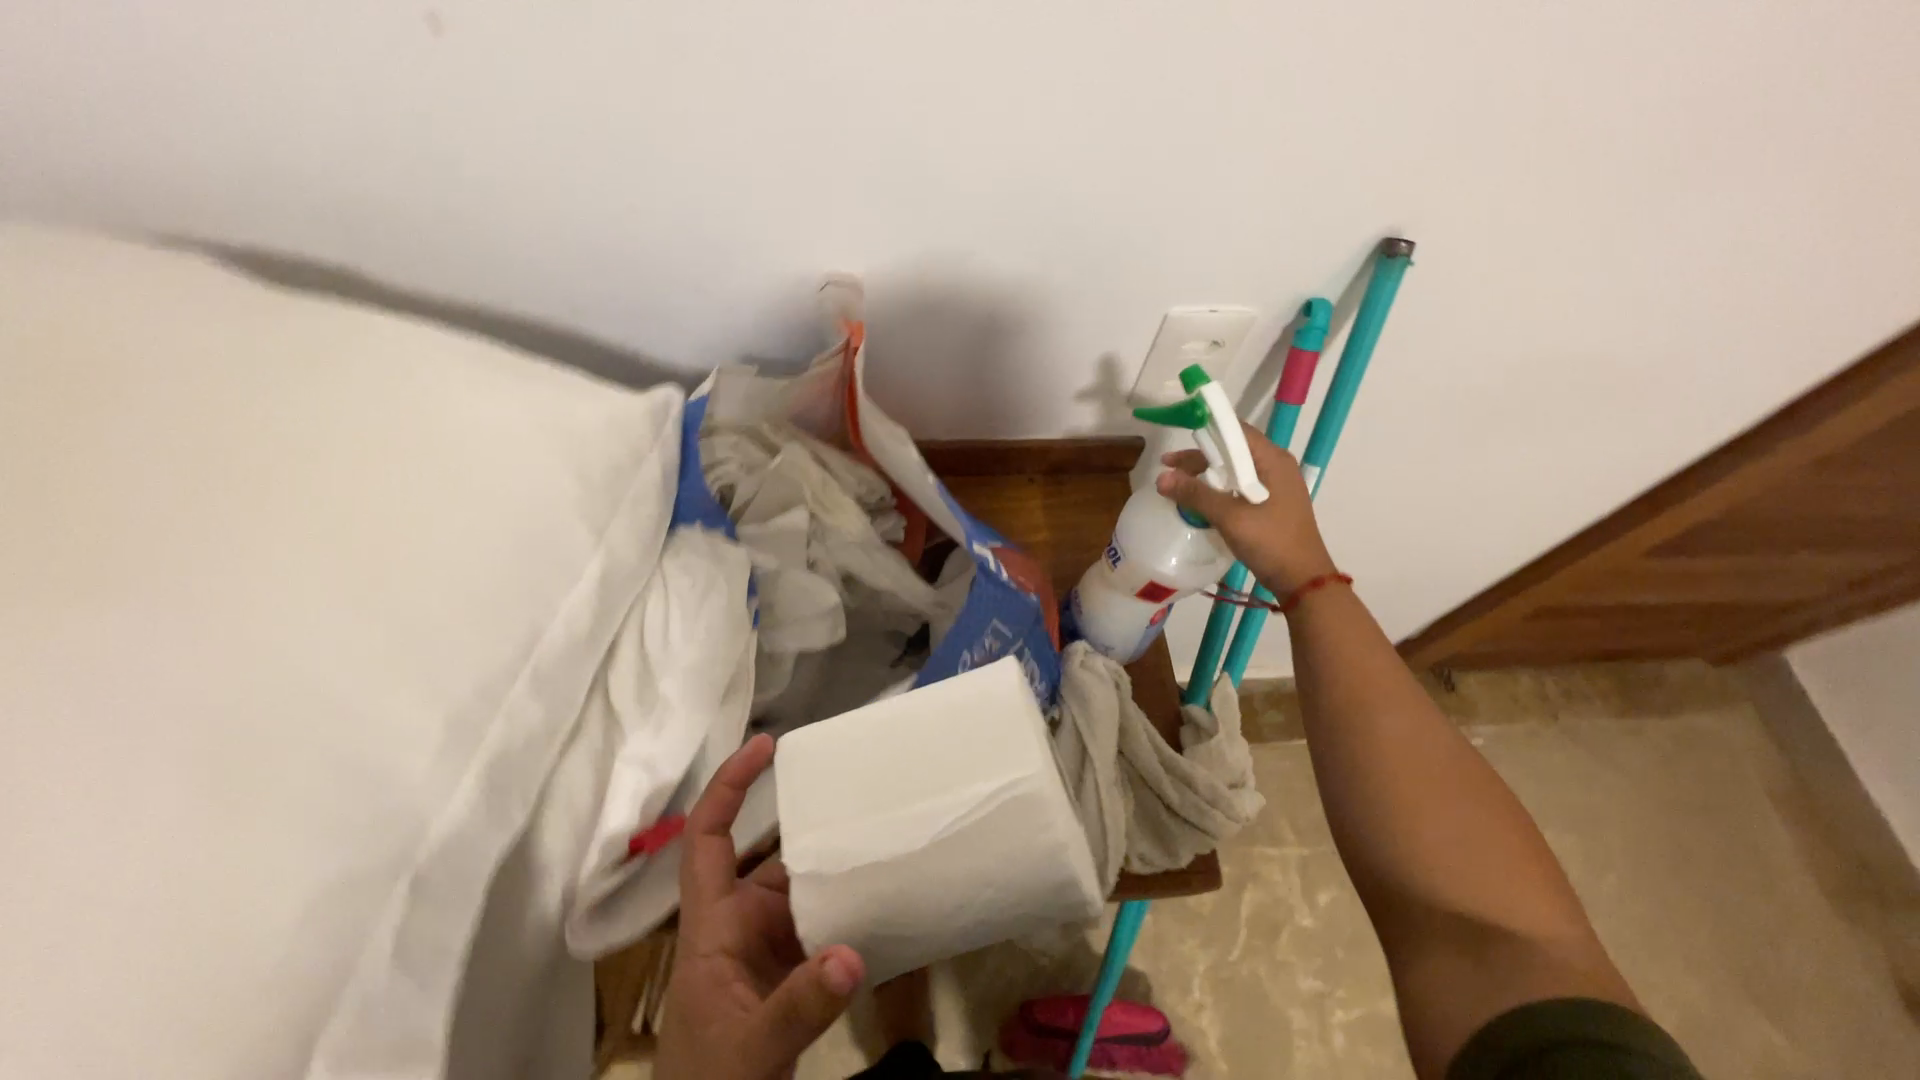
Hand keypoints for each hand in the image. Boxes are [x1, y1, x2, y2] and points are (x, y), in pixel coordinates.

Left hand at [655, 734, 864, 1079]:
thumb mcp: (748, 1048)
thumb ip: (797, 1006)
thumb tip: (850, 956)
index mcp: (713, 926)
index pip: (707, 839)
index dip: (729, 787)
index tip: (766, 747)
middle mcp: (739, 926)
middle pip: (772, 859)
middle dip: (811, 828)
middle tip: (861, 796)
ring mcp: (766, 951)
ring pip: (803, 894)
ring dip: (837, 874)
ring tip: (883, 840)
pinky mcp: (791, 976)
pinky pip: (823, 930)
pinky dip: (849, 915)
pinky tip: (884, 902)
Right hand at [1156, 422, 1337, 594]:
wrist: (1302, 580)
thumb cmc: (1272, 542)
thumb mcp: (1231, 517)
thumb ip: (1196, 495)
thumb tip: (1160, 478)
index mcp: (1273, 460)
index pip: (1235, 431)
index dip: (1205, 431)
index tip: (1176, 438)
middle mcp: (1275, 467)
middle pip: (1231, 451)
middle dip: (1199, 458)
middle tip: (1168, 469)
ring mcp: (1274, 488)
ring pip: (1233, 471)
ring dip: (1205, 477)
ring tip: (1177, 487)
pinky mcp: (1269, 506)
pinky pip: (1237, 489)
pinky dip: (1216, 491)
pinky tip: (1198, 503)